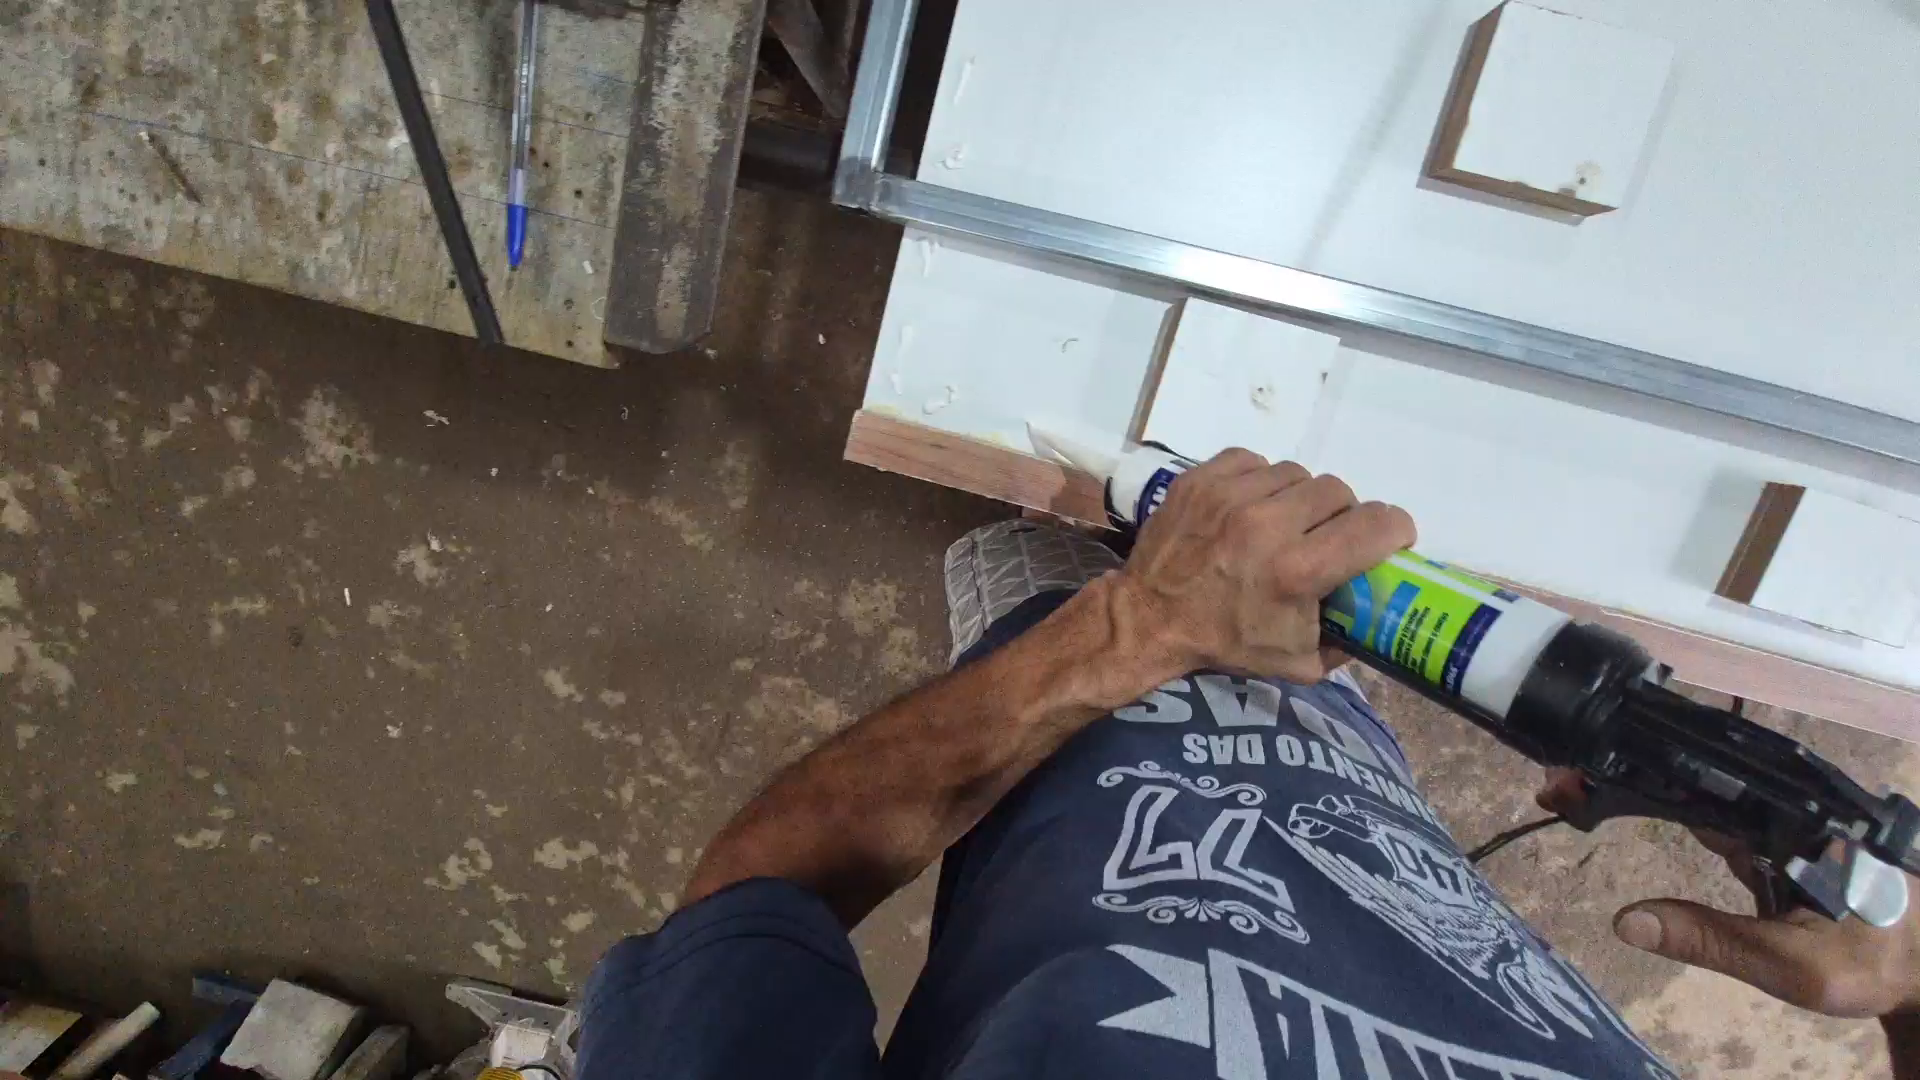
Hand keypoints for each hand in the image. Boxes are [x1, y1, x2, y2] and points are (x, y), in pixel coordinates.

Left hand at [1112, 449, 1415, 682]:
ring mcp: (1228, 496)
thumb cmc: (1222, 642)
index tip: (1385, 540)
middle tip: (1325, 536)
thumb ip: (1346, 640)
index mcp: (1297, 570)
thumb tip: (1379, 614)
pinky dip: (1258, 480)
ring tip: (1283, 521)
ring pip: (1294, 473)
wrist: (1148, 618)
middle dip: (1342, 514)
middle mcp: (1266, 524)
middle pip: (1337, 491)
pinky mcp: (1198, 481)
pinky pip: (1251, 461)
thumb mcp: (1296, 660)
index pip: (1376, 524)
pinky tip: (1250, 504)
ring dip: (1298, 496)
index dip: (1393, 530)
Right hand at [1536, 769, 1919, 1017]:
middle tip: (1555, 787)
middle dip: (1610, 771)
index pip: (1692, 776)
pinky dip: (1644, 796)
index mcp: (1790, 816)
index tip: (1571, 783)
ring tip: (1567, 791)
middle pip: (1677, 769)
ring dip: (1621, 782)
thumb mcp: (1802, 971)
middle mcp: (1777, 799)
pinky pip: (1691, 799)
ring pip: (1679, 780)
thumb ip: (1716, 942)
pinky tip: (1607, 802)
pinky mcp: (1759, 824)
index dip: (1625, 773)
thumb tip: (1624, 922)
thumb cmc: (1879, 967)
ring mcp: (1768, 809)